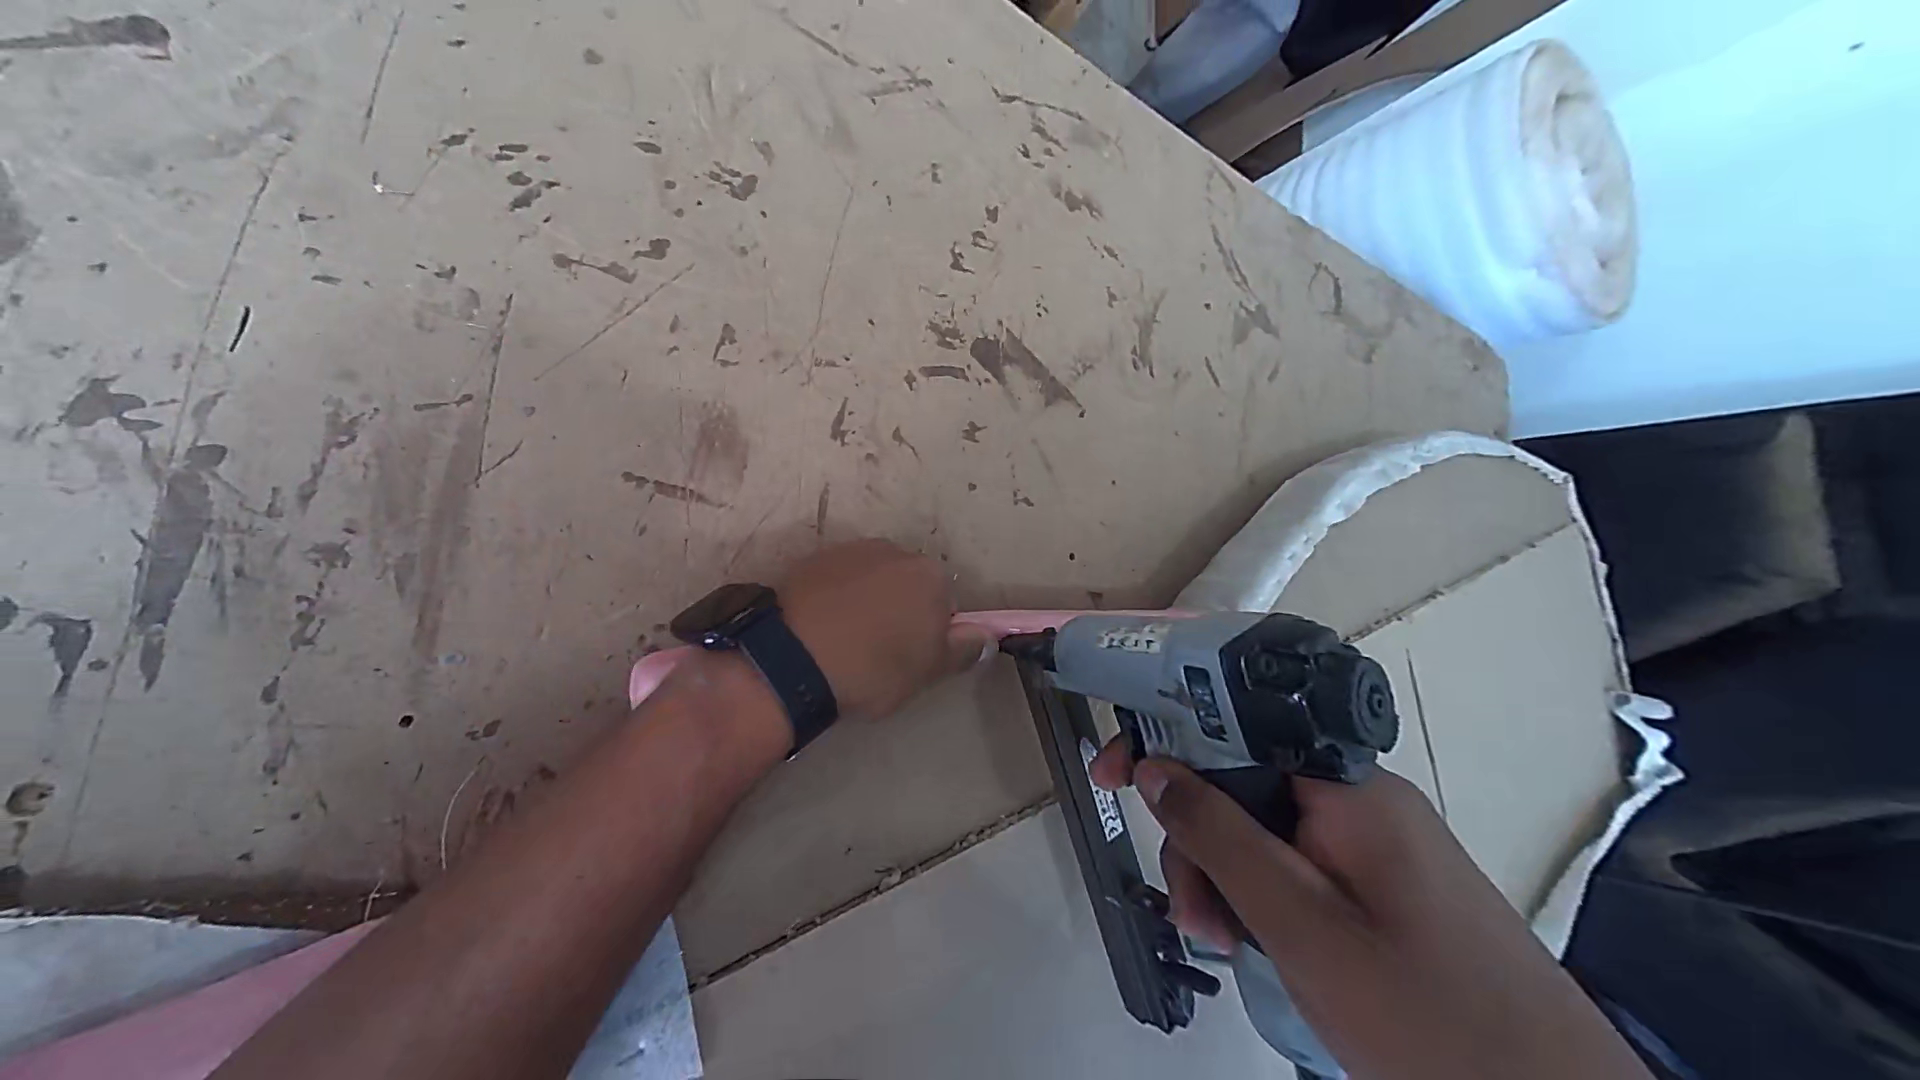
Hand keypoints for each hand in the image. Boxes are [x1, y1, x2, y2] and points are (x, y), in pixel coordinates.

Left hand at [776, 539, 993, 720]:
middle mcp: (894, 551)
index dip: (930, 634)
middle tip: (879, 652)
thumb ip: (962, 650)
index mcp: (930, 575)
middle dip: (900, 611)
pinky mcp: (813, 559)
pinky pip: (838, 581)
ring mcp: (850, 551)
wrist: (791, 658)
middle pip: (907, 585)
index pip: (944, 603)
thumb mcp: (928, 672)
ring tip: (845, 642)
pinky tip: (821, 629)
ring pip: (872, 580)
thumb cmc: (872, 668)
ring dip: (867, 602)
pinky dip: (836, 599)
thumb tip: (985, 636)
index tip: (911, 658)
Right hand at [1090, 741, 1650, 1079]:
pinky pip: (1294, 865)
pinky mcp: (1377, 886)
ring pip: (1262, 831)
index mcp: (1345, 786)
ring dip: (1224, 878)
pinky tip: (1255, 944)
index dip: (1168, 735)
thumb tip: (1154, 767)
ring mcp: (1369, 844)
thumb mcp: (1297, 922)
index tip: (1117, 771)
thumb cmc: (1425, 1015)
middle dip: (1197, 839)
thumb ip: (1218, 836)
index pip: (1237, 724)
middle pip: (1241, 785)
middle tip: (1191, 911)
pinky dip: (1260, 897)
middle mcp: (1356, 800)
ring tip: (1223, 943)